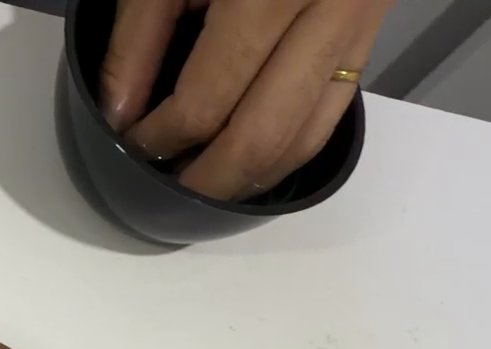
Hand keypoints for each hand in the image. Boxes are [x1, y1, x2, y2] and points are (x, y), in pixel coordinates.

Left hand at [101, 0, 393, 200]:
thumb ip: (135, 43)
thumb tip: (118, 116)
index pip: (205, 104)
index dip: (159, 140)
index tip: (133, 144)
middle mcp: (332, 3)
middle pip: (260, 136)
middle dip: (203, 181)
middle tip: (165, 189)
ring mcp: (362, 16)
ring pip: (302, 138)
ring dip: (245, 180)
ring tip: (198, 183)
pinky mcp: (373, 26)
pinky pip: (329, 116)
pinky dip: (283, 152)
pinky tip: (244, 161)